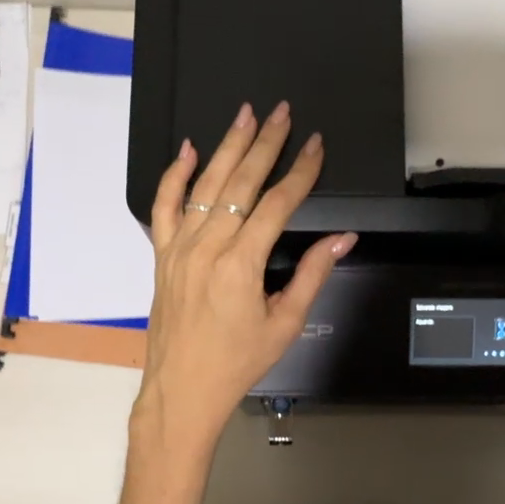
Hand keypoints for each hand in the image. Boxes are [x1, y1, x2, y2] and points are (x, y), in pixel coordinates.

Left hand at [137, 102, 355, 447]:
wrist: (184, 389)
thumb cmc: (236, 363)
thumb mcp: (285, 323)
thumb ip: (313, 274)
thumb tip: (341, 239)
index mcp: (240, 266)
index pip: (276, 204)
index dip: (300, 172)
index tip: (315, 147)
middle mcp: (206, 249)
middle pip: (239, 183)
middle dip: (265, 144)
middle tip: (282, 114)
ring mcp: (179, 249)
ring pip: (204, 186)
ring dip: (226, 147)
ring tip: (244, 116)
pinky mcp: (163, 256)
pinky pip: (164, 207)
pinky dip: (175, 177)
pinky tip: (187, 151)